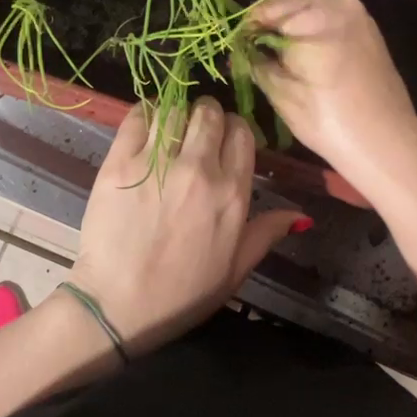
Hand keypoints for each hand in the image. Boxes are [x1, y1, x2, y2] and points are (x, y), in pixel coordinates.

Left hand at [63, 98, 302, 356]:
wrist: (116, 307)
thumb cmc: (180, 294)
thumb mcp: (235, 270)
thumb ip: (267, 233)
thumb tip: (301, 215)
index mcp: (232, 193)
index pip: (242, 132)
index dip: (234, 132)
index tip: (224, 144)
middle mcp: (199, 169)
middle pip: (210, 113)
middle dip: (207, 117)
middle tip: (196, 134)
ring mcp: (157, 162)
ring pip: (175, 109)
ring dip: (176, 115)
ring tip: (169, 132)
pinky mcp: (119, 162)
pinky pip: (137, 117)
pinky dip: (144, 116)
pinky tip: (145, 130)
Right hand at [250, 0, 416, 180]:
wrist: (385, 140)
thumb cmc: (328, 120)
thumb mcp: (282, 93)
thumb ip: (256, 63)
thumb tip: (238, 50)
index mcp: (313, 16)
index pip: (265, 6)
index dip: (244, 24)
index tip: (232, 40)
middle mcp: (337, 2)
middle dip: (266, 7)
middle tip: (251, 35)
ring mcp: (356, 11)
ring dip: (288, 6)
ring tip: (272, 37)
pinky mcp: (366, 25)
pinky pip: (329, 4)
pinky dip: (309, 12)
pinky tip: (297, 40)